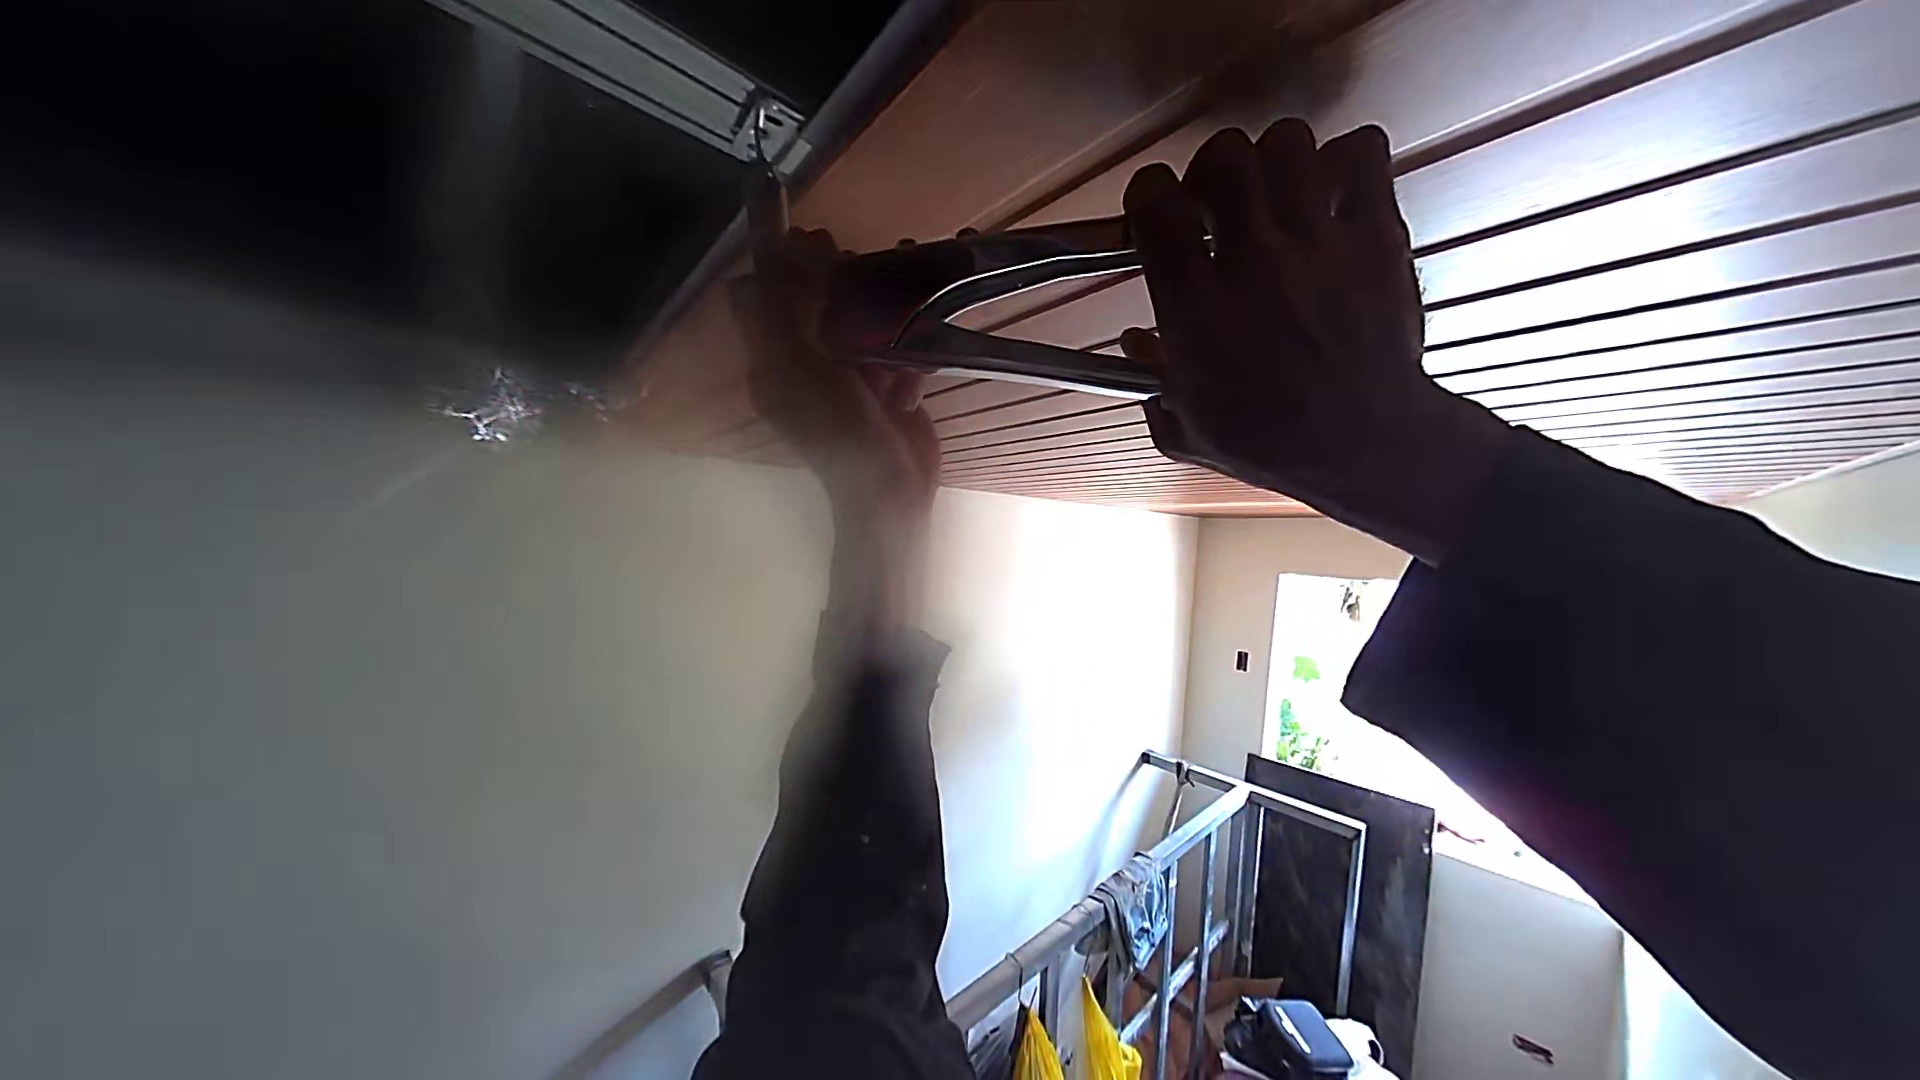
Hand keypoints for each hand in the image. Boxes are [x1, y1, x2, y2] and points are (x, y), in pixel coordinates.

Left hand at [731, 227, 940, 630]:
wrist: (893, 497)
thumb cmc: (843, 438)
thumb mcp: (806, 373)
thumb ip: (788, 315)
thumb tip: (780, 260)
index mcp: (777, 362)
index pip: (765, 298)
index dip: (782, 263)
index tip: (812, 237)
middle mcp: (810, 366)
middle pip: (817, 304)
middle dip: (839, 274)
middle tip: (859, 251)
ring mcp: (851, 380)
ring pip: (863, 324)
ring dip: (884, 301)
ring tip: (910, 269)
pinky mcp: (889, 391)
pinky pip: (897, 355)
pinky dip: (909, 354)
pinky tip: (916, 366)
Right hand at [1121, 120, 1514, 562]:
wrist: (1359, 446)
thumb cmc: (1271, 442)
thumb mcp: (1187, 425)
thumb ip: (1151, 378)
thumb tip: (1132, 343)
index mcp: (1197, 312)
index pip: (1156, 211)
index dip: (1146, 194)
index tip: (1151, 206)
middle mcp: (1253, 267)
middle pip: (1222, 159)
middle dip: (1209, 168)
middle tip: (1212, 198)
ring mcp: (1317, 247)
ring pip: (1287, 144)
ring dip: (1269, 159)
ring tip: (1269, 192)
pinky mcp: (1375, 240)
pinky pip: (1362, 154)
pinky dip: (1342, 158)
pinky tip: (1326, 190)